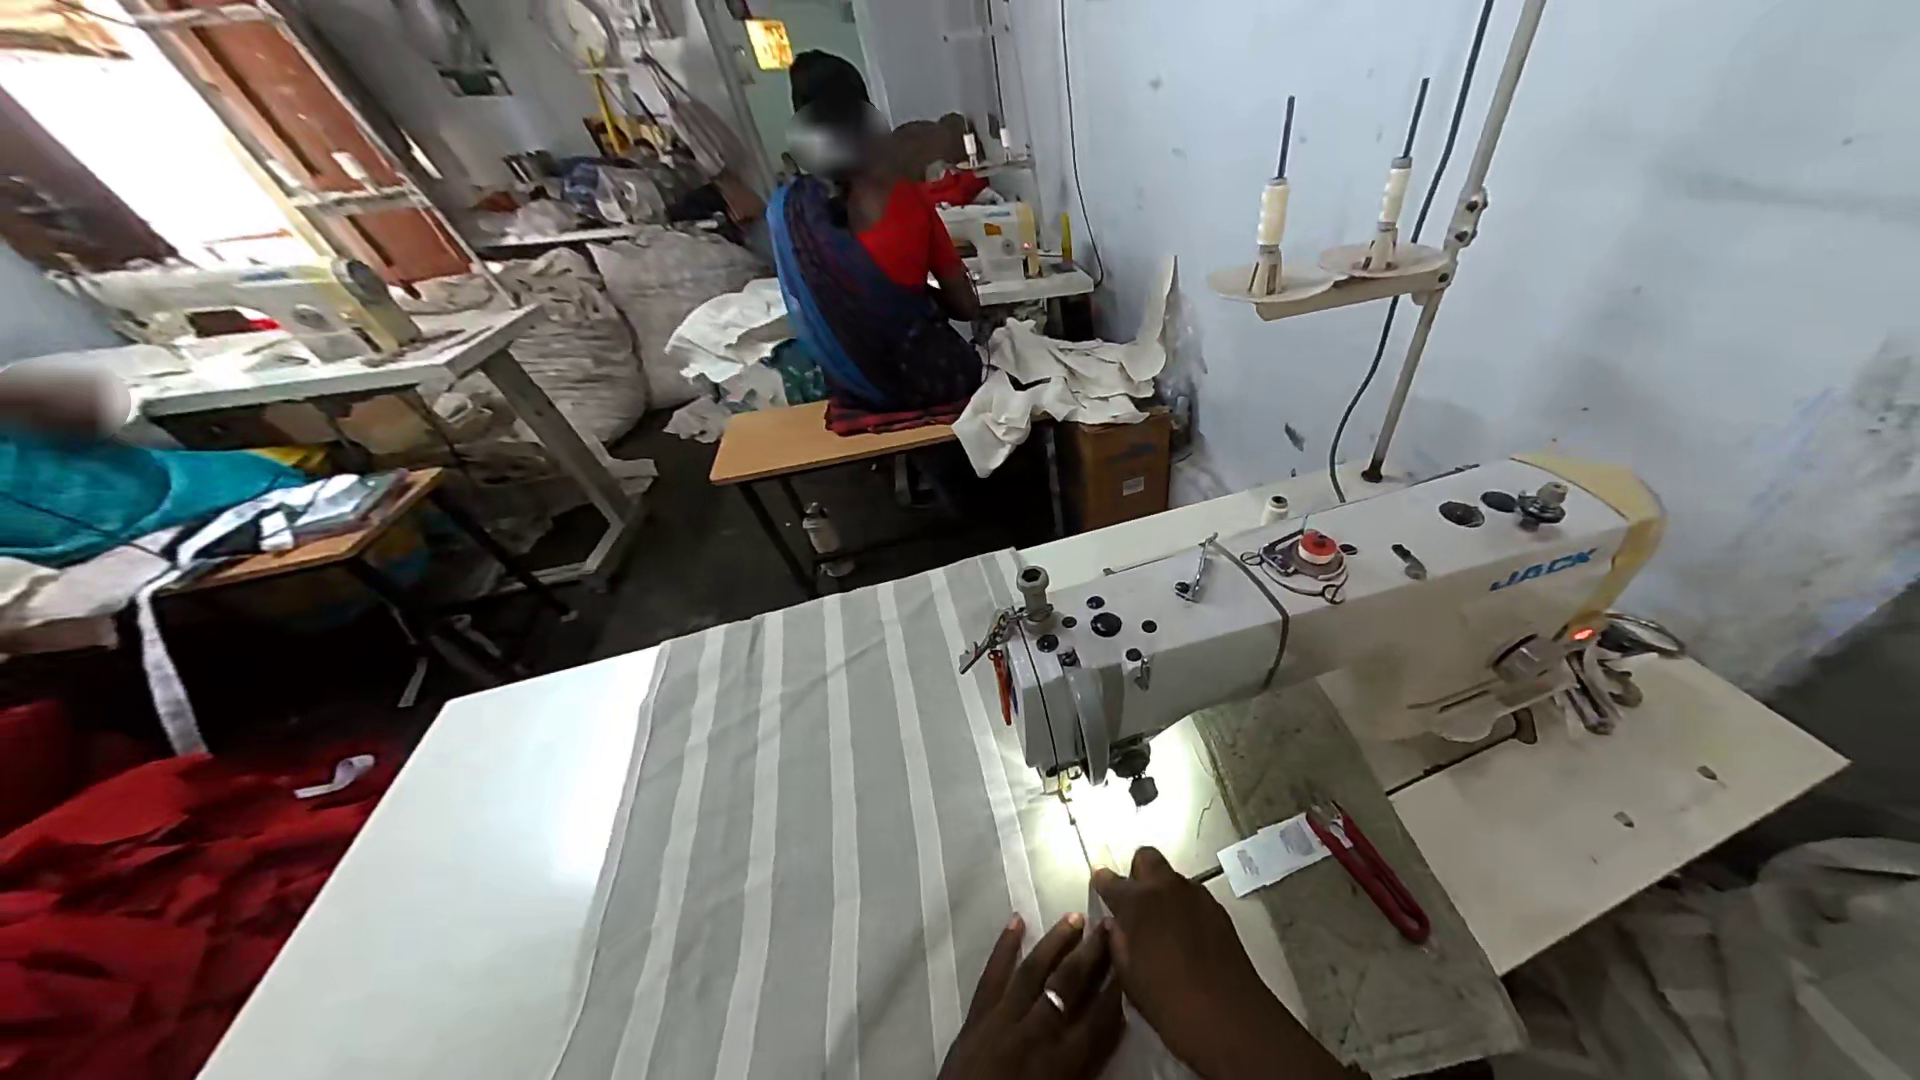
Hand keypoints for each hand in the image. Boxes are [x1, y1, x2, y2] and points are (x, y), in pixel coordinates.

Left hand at [938, 912, 1123, 1079]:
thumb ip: (1087, 1069)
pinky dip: (1004, 946)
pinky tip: (1016, 920)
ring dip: (1056, 943)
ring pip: (1033, 971)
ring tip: (1074, 917)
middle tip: (1108, 924)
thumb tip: (1113, 1028)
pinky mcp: (976, 1017)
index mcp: (1059, 1065)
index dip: (1116, 991)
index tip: (1130, 959)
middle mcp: (1034, 1034)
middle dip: (1091, 955)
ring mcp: (1001, 1020)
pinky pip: (992, 975)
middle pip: (1067, 986)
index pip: (1097, 1022)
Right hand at [1093, 847, 1353, 1079]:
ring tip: (1167, 924)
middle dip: (1138, 873)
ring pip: (1173, 878)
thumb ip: (1117, 943)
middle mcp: (1164, 887)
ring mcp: (1195, 895)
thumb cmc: (1169, 1002)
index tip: (1102, 890)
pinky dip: (1187, 908)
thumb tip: (1116, 926)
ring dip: (1165, 892)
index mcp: (1135, 901)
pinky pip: (1195, 897)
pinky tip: (1190, 937)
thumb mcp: (1129, 978)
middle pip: (1146, 857)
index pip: (1108, 878)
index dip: (1103, 883)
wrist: (1230, 1019)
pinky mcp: (1219, 910)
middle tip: (1138, 902)